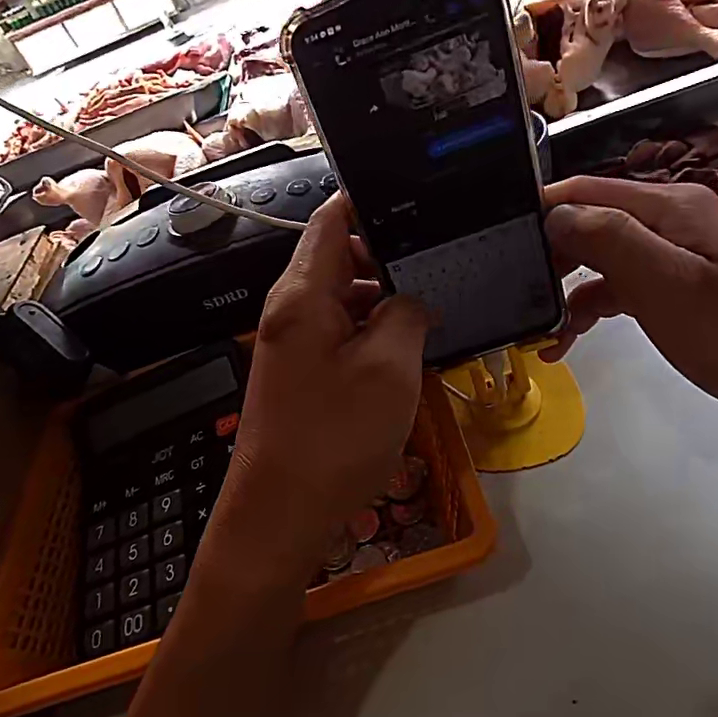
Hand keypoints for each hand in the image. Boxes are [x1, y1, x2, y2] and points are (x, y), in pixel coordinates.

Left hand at [213, 195, 429, 578]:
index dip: (371, 203)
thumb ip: (406, 315)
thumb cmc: (334, 439)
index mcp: (302, 294)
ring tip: (430, 312)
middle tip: (437, 269)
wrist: (280, 513)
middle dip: (387, 258)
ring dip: (383, 301)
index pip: (332, 220)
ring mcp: (292, 343)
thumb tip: (411, 299)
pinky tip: (406, 350)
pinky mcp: (300, 373)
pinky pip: (339, 333)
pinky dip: (371, 332)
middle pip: (339, 258)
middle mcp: (289, 310)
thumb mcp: (389, 368)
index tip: (418, 205)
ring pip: (342, 299)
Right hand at [541, 176, 717, 426]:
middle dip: (552, 255)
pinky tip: (574, 335)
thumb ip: (608, 239)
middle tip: (521, 291)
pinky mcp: (677, 281)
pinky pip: (622, 283)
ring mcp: (675, 251)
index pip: (586, 190)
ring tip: (544, 328)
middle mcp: (670, 219)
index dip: (542, 210)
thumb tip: (556, 214)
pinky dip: (594, 305)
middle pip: (591, 221)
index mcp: (668, 208)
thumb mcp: (664, 284)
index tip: (501, 240)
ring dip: (569, 288)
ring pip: (602, 257)